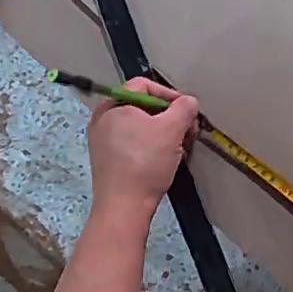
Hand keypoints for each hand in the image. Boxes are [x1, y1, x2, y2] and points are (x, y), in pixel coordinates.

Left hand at [87, 77, 198, 217]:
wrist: (124, 206)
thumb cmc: (144, 163)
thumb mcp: (172, 130)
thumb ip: (184, 108)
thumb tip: (189, 102)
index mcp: (113, 105)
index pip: (144, 85)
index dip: (169, 94)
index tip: (186, 110)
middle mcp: (103, 119)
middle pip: (143, 106)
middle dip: (169, 117)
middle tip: (186, 131)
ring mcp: (103, 140)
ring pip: (140, 127)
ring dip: (163, 134)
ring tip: (178, 148)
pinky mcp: (108, 160)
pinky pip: (133, 143)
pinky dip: (151, 147)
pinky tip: (164, 161)